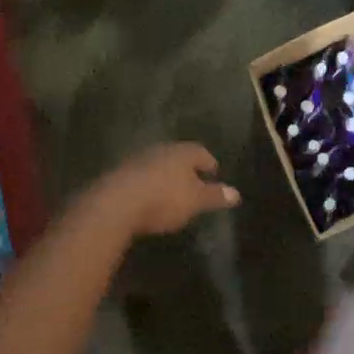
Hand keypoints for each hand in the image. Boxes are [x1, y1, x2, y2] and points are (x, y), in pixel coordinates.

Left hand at [93, 142, 240, 236]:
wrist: (116, 203)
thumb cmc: (164, 199)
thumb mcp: (195, 201)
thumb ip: (215, 196)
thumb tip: (237, 193)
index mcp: (183, 152)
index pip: (201, 152)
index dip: (208, 162)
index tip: (214, 172)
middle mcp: (161, 149)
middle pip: (178, 155)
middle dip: (186, 167)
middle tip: (194, 180)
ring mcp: (139, 159)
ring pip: (158, 164)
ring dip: (165, 175)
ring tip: (171, 190)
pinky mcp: (120, 174)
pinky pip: (141, 175)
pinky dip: (148, 183)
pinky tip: (148, 197)